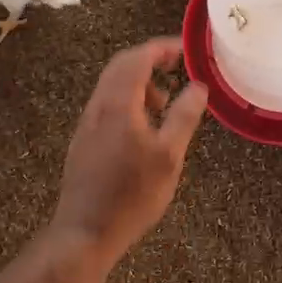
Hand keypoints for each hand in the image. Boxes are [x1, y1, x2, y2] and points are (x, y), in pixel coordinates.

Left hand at [50, 38, 208, 261]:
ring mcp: (87, 124)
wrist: (83, 234)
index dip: (162, 47)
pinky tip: (142, 128)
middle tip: (175, 66)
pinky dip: (127, 100)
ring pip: (112, 85)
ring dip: (138, 82)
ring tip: (163, 103)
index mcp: (118, 103)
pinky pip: (106, 104)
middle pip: (121, 66)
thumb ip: (184, 116)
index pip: (138, 58)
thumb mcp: (169, 156)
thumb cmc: (131, 195)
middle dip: (149, 60)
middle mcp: (98, 106)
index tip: (185, 50)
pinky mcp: (83, 142)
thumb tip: (198, 86)